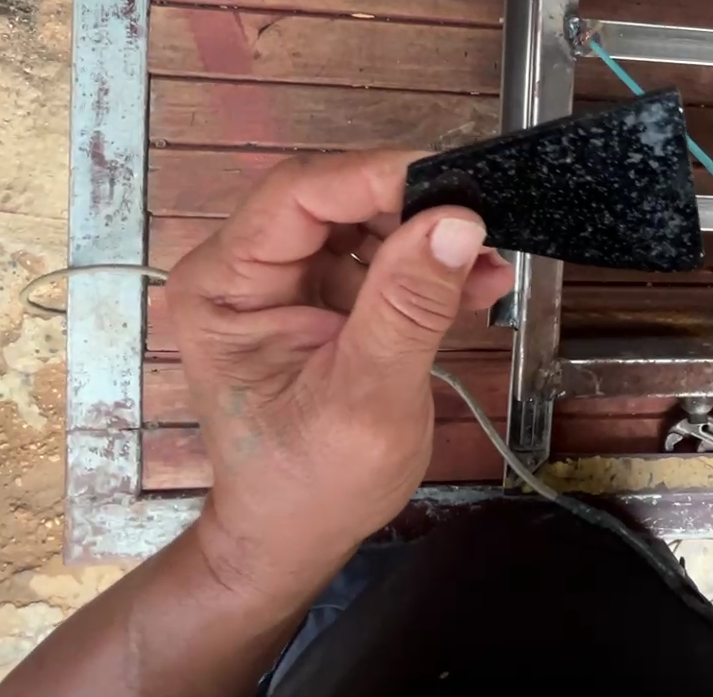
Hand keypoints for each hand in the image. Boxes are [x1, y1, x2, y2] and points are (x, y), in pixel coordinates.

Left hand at [166, 150, 514, 602]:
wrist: (296, 536)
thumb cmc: (314, 484)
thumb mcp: (367, 398)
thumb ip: (409, 307)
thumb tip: (459, 220)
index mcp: (227, 284)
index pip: (299, 194)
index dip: (378, 177)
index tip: (456, 186)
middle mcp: (246, 267)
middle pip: (333, 197)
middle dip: (410, 207)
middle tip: (479, 224)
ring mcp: (284, 279)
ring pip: (363, 219)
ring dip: (427, 235)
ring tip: (485, 262)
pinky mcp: (321, 294)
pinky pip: (378, 255)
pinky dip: (428, 263)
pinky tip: (478, 282)